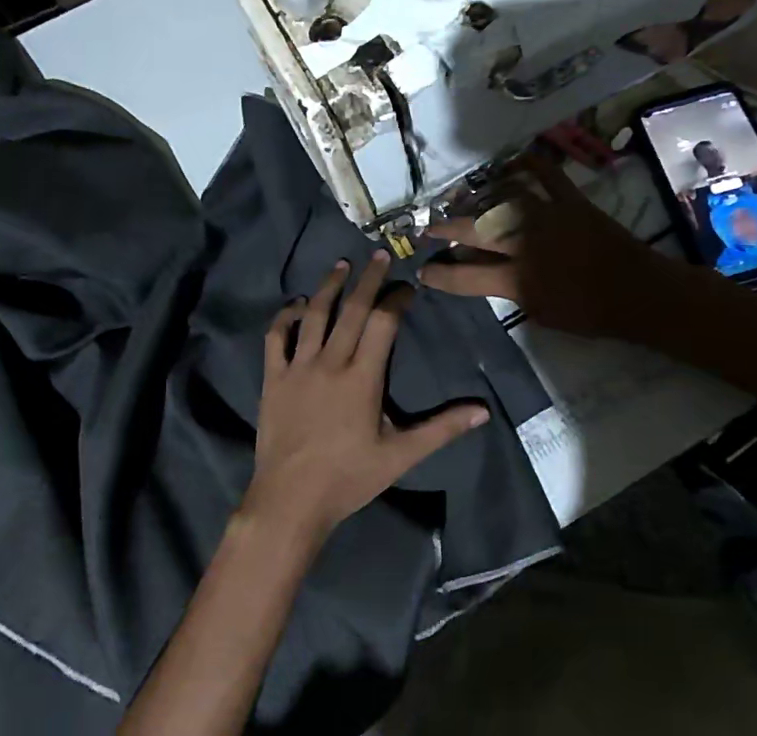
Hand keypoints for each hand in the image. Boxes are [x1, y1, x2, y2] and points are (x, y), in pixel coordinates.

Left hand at [245, 252, 489, 542]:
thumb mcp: (401, 455)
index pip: (383, 322)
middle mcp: (330, 362)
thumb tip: (483, 411)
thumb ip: (441, 429)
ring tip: (342, 266)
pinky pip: (276, 338)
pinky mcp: (273, 379)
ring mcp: (297, 368)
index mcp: (363, 377)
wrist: (289, 501)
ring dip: (329, 287)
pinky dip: (285, 316)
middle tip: (379, 255)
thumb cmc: (348, 478)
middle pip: (352, 309)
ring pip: (314, 315)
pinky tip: (296, 304)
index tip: (408, 288)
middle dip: (369, 279)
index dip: (397, 299)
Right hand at [419, 158, 684, 339]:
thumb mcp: (541, 314)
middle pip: (475, 231)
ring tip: (461, 202)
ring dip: (477, 200)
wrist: (638, 291)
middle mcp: (526, 243)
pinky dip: (527, 165)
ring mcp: (548, 216)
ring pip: (501, 199)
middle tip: (427, 229)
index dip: (441, 275)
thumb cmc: (590, 313)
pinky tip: (510, 164)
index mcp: (518, 279)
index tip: (424, 271)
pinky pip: (545, 174)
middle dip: (445, 230)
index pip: (467, 277)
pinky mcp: (570, 200)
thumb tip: (492, 274)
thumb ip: (512, 292)